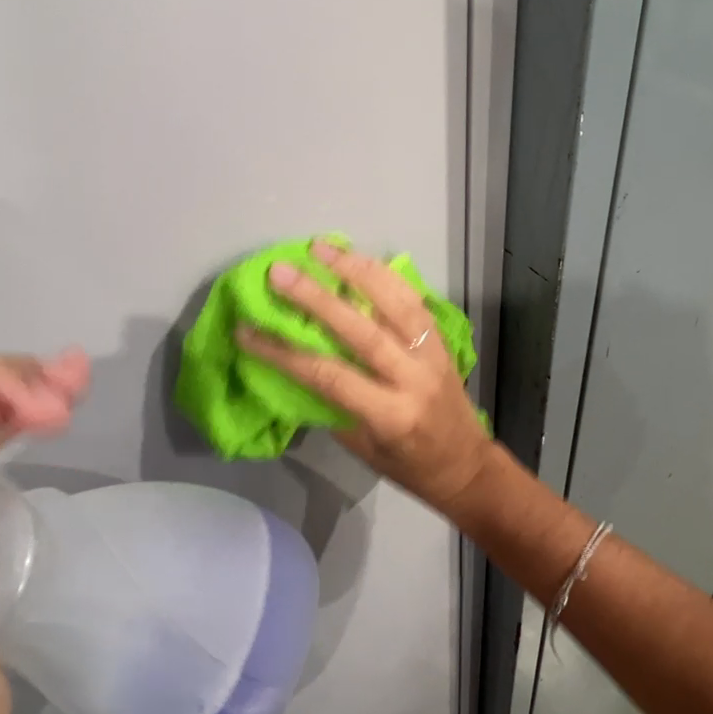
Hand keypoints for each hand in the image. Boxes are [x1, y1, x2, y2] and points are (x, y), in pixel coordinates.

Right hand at [236, 240, 491, 511]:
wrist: (466, 465)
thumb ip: (331, 405)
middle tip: (279, 272)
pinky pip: (414, 300)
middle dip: (317, 298)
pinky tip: (360, 258)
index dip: (284, 353)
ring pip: (395, 303)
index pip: (329, 376)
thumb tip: (292, 363)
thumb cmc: (407, 464)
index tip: (246, 331)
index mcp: (390, 415)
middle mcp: (413, 379)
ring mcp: (432, 355)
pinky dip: (387, 276)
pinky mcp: (442, 341)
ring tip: (321, 249)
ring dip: (356, 271)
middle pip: (362, 330)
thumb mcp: (362, 448)